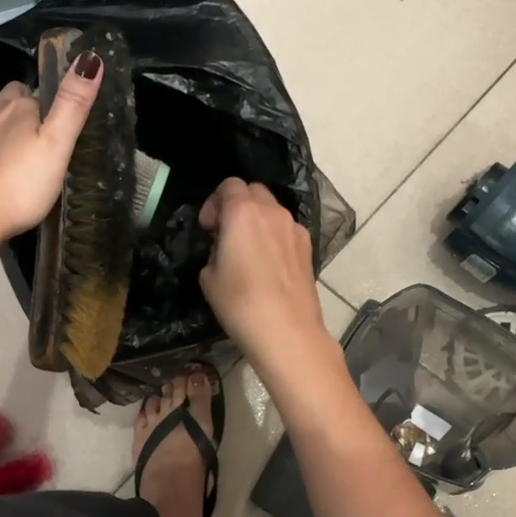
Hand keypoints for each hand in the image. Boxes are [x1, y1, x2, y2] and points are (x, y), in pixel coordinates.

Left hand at [0, 52, 102, 247]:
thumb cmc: (19, 183)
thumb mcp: (57, 144)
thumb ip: (73, 103)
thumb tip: (90, 56)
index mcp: (17, 107)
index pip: (38, 93)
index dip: (54, 105)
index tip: (69, 125)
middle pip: (13, 104)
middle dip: (29, 112)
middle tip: (51, 137)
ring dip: (12, 134)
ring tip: (33, 155)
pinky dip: (0, 157)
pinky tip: (10, 175)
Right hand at [198, 178, 326, 361]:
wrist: (287, 331)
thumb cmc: (240, 302)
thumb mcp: (208, 277)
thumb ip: (214, 251)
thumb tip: (225, 249)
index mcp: (243, 212)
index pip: (228, 186)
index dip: (214, 203)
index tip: (208, 228)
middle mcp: (272, 212)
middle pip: (253, 191)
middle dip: (237, 205)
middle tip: (225, 234)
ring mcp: (294, 228)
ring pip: (272, 209)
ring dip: (256, 219)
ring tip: (247, 250)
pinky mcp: (307, 247)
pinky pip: (286, 229)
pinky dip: (273, 235)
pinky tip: (267, 264)